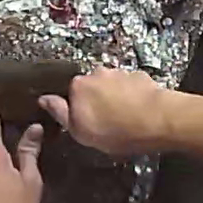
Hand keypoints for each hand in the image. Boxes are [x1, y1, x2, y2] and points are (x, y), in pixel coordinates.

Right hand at [38, 69, 173, 156]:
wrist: (157, 118)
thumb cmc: (116, 130)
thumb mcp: (81, 131)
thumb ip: (60, 113)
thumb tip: (44, 99)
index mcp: (79, 85)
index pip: (71, 95)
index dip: (79, 110)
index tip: (89, 123)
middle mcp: (97, 73)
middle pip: (92, 88)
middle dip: (97, 101)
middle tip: (106, 122)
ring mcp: (120, 72)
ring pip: (112, 86)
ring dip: (116, 98)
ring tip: (125, 118)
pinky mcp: (140, 75)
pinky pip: (130, 86)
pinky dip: (132, 96)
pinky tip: (138, 110)